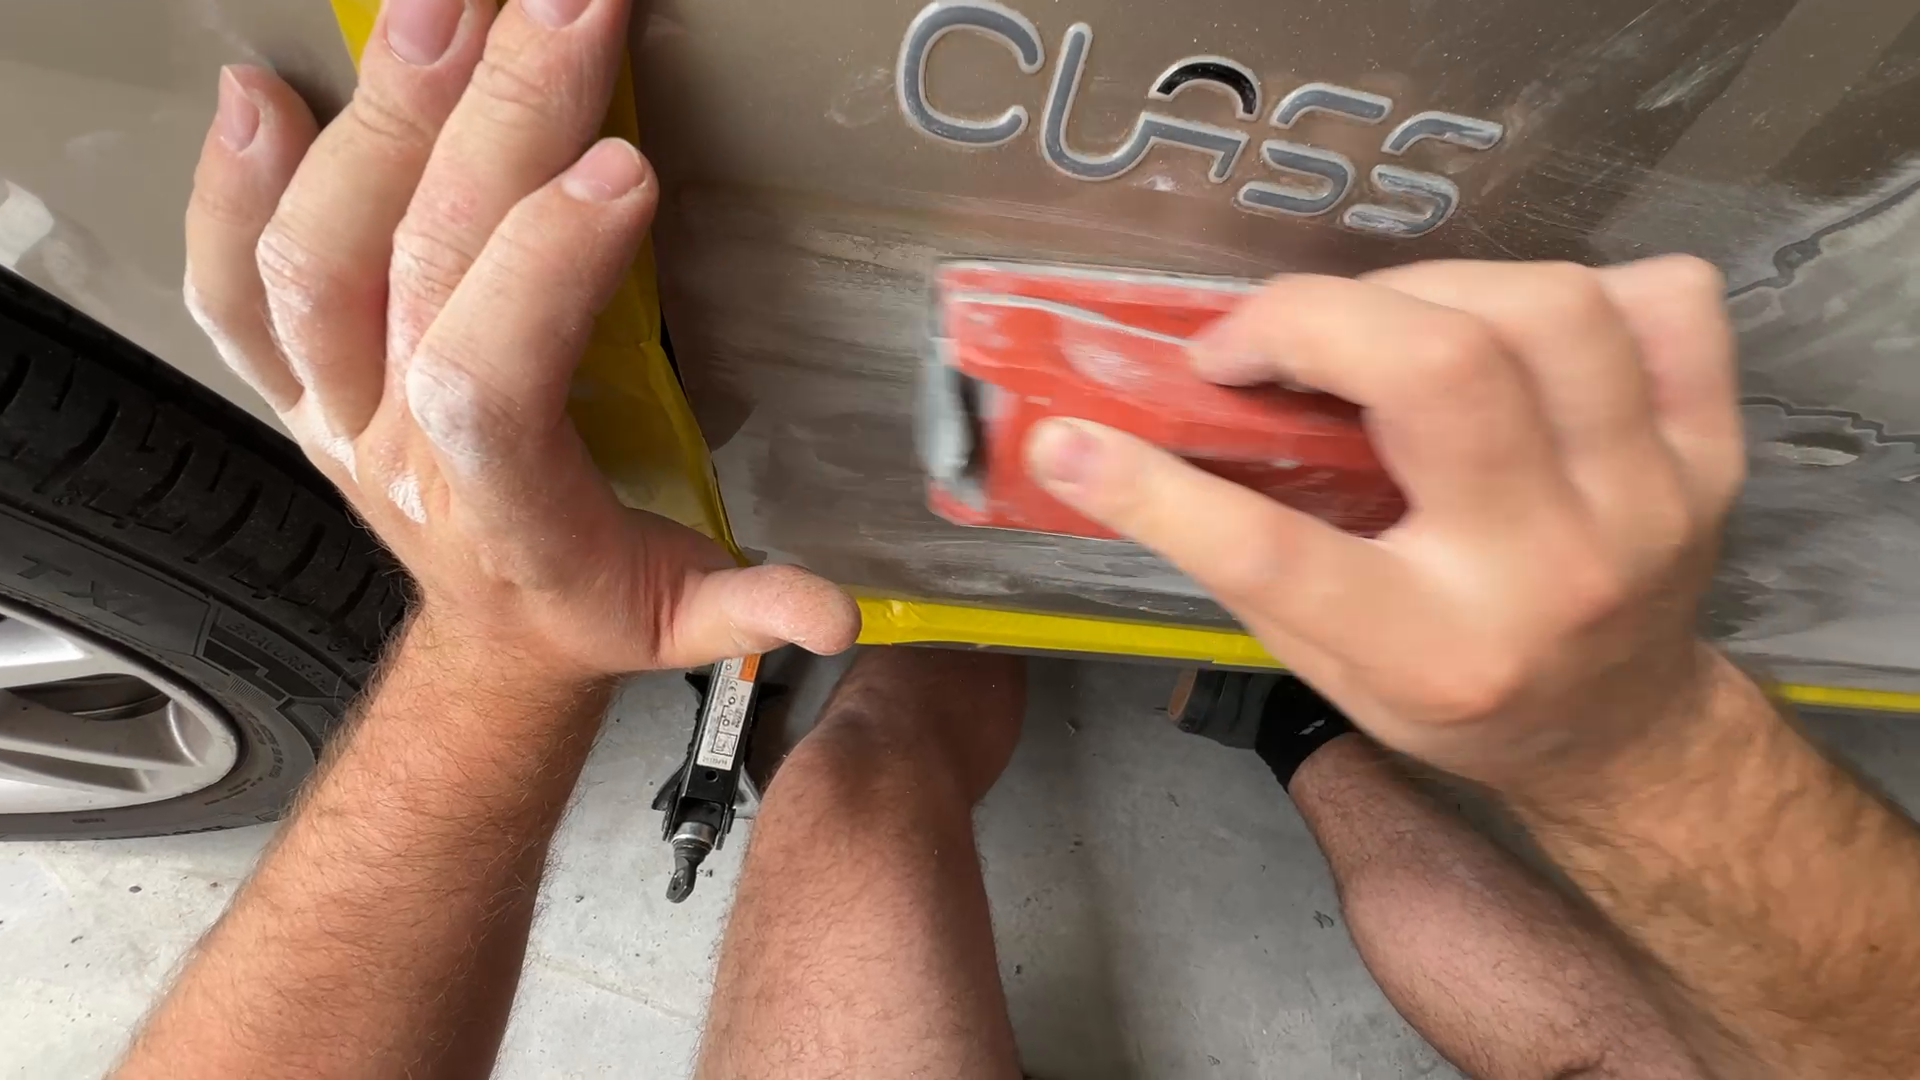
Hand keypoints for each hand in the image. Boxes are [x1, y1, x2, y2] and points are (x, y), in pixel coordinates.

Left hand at [182, 0, 857, 682]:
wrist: (496, 642)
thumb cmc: (592, 617)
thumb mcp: (686, 624)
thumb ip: (758, 610)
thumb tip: (841, 620)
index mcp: (509, 512)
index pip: (493, 375)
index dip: (550, 266)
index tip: (630, 170)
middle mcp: (402, 454)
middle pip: (417, 269)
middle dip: (497, 125)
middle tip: (567, 14)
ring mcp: (338, 415)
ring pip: (316, 254)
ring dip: (381, 118)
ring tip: (449, 7)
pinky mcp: (309, 388)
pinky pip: (230, 285)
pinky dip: (229, 183)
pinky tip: (268, 93)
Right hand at [1024, 258, 1743, 783]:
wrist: (1610, 730)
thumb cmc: (1432, 697)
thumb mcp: (1314, 657)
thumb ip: (1241, 557)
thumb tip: (1131, 456)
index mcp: (1423, 646)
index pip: (1269, 554)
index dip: (1151, 491)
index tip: (1067, 441)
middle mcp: (1546, 572)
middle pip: (1439, 374)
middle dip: (1307, 322)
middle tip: (1242, 345)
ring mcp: (1650, 499)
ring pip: (1543, 310)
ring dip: (1414, 291)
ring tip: (1358, 328)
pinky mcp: (1712, 451)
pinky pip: (1661, 302)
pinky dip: (1562, 288)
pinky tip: (1498, 332)